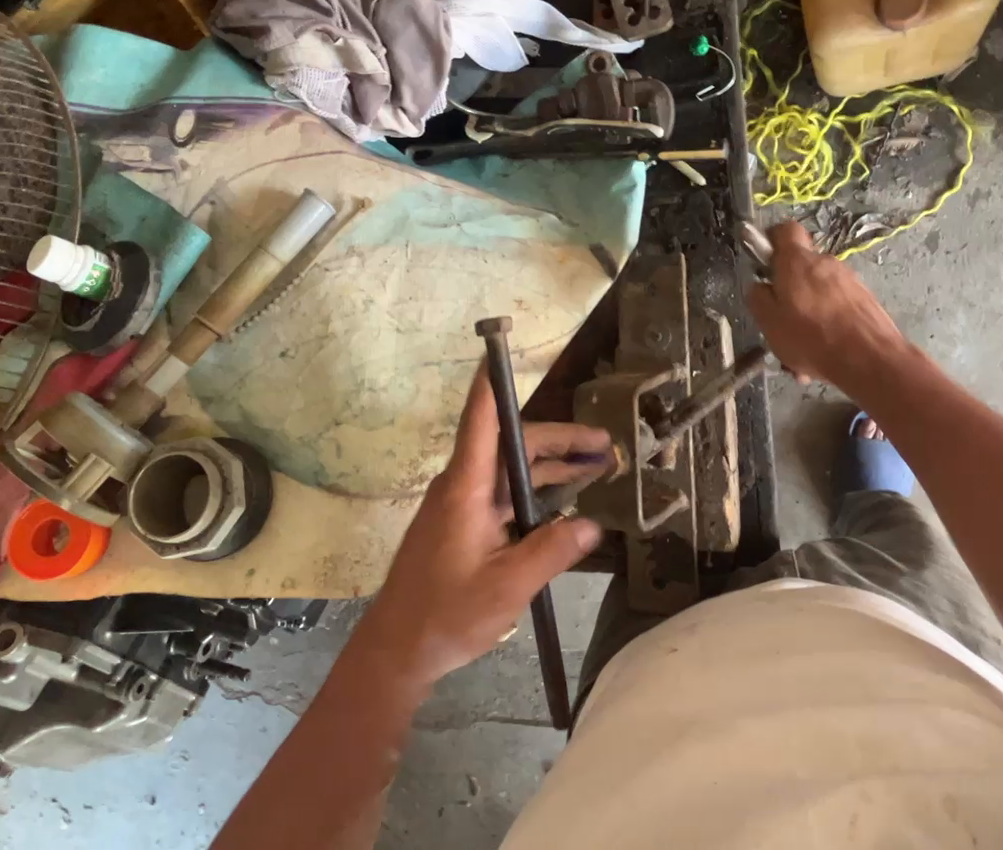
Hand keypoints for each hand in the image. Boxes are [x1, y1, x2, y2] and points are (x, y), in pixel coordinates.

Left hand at [349, 363, 608, 690]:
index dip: (493, 385)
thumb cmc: (446, 615)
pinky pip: (505, 495)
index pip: (481, 421)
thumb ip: (552, 551)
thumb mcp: (509, 586)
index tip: (503, 353)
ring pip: (511, 471)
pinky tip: (564, 502)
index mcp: (466, 489)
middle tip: (605, 443)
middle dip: (559, 440)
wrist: (397, 650)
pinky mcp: (463, 526)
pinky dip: (536, 492)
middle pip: (511, 445)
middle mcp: (462, 488)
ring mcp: (461, 507)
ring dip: (552, 467)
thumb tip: (591, 525)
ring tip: (597, 465)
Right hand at [746, 222, 915, 384]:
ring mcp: (849, 281)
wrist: (870, 359)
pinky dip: (826, 326)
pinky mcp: (864, 300)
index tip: (764, 264)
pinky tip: (821, 356)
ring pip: (818, 294)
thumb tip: (761, 287)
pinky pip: (835, 309)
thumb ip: (758, 298)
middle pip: (801, 268)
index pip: (785, 229)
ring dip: (807, 316)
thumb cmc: (811, 337)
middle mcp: (825, 263)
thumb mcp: (768, 322)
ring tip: (802, 351)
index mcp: (797, 262)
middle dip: (789, 292)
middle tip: (781, 321)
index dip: (772, 241)